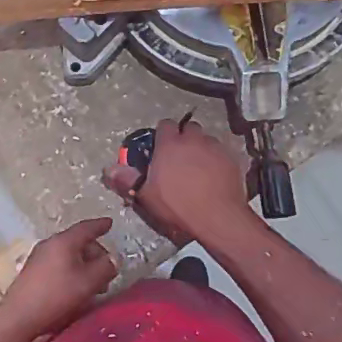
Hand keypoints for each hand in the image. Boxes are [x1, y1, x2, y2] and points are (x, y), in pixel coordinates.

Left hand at [0, 218, 118, 339]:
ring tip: (93, 284)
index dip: (100, 225)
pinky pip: (58, 264)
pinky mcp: (31, 272)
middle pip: (78, 242)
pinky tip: (75, 288)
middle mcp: (50, 244)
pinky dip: (71, 270)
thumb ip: (107, 267)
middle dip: (95, 253)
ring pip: (68, 254)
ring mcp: (38, 257)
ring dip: (84, 265)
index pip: (87, 227)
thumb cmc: (57, 296)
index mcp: (64, 241)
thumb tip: (114, 259)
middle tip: (107, 269)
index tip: (110, 223)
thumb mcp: (90, 282)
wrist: (18, 319)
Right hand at [102, 117, 254, 243]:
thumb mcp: (147, 195)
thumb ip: (128, 179)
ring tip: (198, 166)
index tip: (160, 147)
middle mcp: (194, 139)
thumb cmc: (178, 206)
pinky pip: (221, 153)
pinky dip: (216, 159)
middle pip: (188, 128)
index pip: (165, 124)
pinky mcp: (232, 158)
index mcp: (170, 144)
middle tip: (179, 157)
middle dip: (184, 138)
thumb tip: (109, 169)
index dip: (162, 134)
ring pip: (206, 139)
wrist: (218, 216)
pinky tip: (214, 175)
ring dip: (201, 148)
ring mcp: (215, 147)